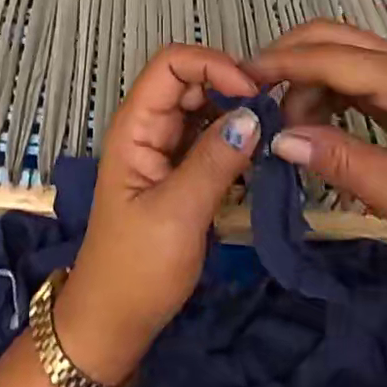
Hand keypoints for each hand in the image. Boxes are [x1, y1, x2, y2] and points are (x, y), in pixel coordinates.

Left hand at [53, 44, 261, 383]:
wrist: (115, 321)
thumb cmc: (137, 268)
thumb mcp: (178, 214)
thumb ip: (214, 161)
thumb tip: (253, 116)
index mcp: (135, 125)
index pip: (170, 64)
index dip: (210, 64)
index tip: (250, 91)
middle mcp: (149, 125)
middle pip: (189, 79)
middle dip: (229, 83)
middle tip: (271, 109)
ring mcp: (164, 145)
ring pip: (203, 104)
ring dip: (235, 109)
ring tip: (271, 127)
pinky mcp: (180, 167)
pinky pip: (209, 133)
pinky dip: (234, 134)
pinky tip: (258, 149)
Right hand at [246, 21, 386, 302]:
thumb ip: (337, 159)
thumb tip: (276, 137)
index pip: (331, 55)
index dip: (281, 63)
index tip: (238, 78)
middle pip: (336, 40)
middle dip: (291, 60)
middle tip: (255, 98)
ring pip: (346, 59)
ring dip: (310, 81)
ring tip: (290, 128)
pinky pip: (362, 83)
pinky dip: (332, 96)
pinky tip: (321, 127)